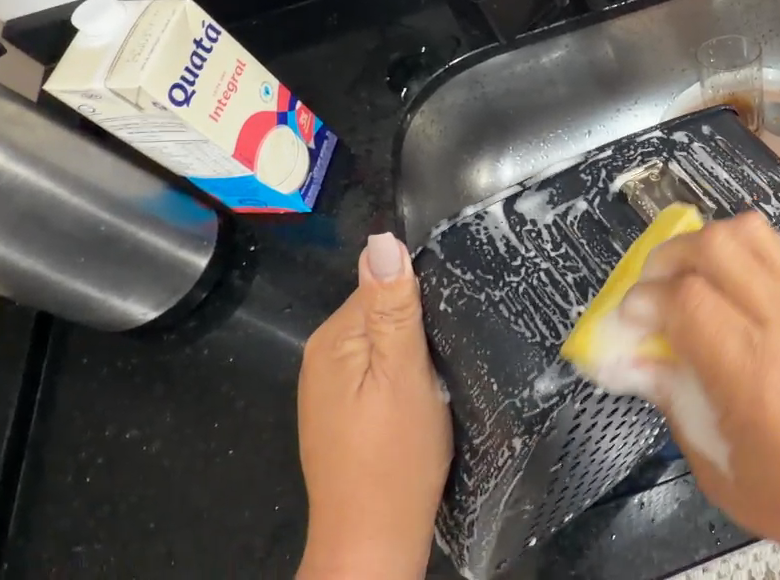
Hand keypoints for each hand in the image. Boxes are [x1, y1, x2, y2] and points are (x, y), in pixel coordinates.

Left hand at [297, 233, 451, 578]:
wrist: (372, 540)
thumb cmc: (395, 455)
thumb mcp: (404, 375)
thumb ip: (393, 308)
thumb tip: (382, 240)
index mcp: (334, 338)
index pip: (384, 284)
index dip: (423, 295)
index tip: (456, 315)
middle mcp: (323, 354)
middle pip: (383, 309)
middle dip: (420, 322)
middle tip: (453, 350)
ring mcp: (330, 384)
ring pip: (384, 339)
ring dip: (415, 348)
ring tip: (444, 371)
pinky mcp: (343, 409)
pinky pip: (379, 368)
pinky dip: (405, 373)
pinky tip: (424, 394)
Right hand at [622, 213, 779, 576]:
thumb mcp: (715, 466)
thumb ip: (668, 397)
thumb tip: (622, 357)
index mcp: (754, 375)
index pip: (688, 299)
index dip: (643, 303)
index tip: (624, 326)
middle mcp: (777, 324)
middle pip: (714, 247)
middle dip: (664, 262)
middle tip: (646, 299)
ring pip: (742, 231)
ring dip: (696, 246)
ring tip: (677, 283)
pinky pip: (767, 243)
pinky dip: (729, 245)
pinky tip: (713, 281)